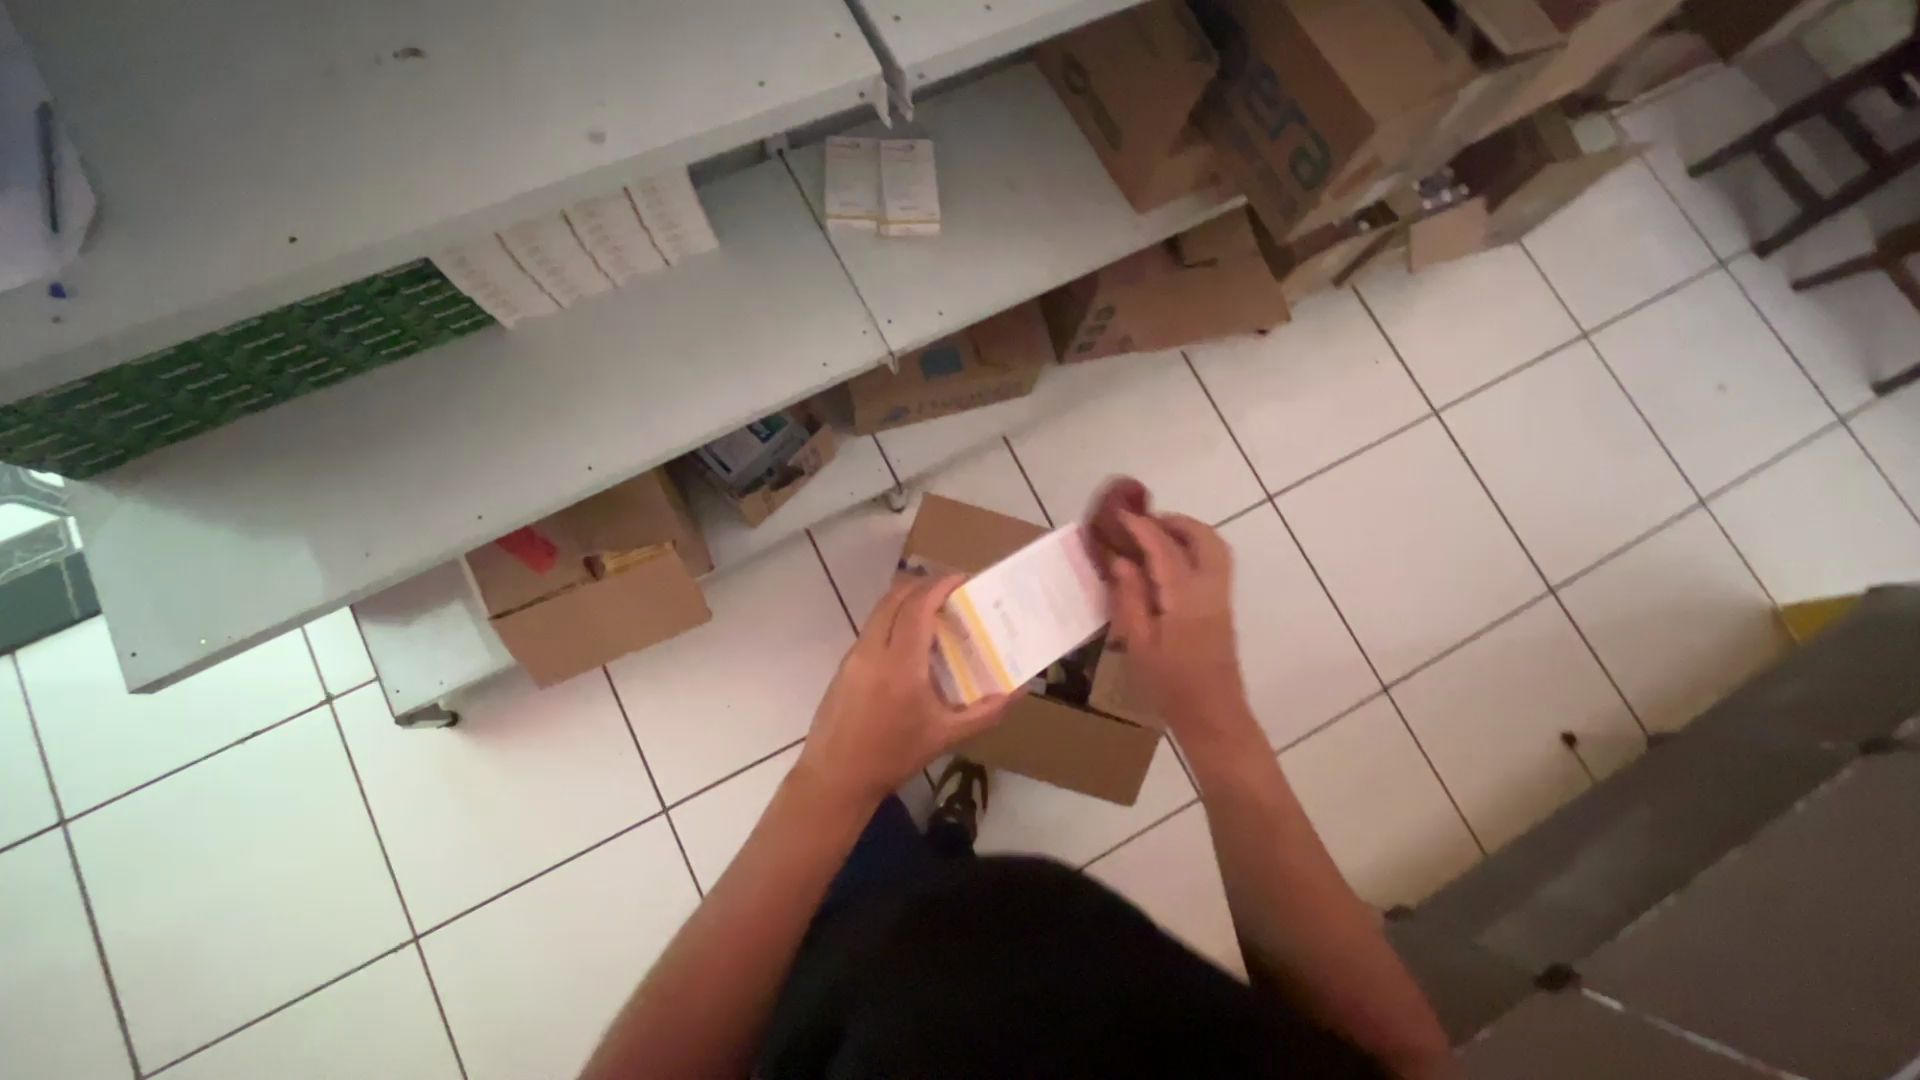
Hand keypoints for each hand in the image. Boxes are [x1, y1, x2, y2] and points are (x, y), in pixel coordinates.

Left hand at [794, 575, 1012, 809]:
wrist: (835, 778)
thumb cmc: (893, 757)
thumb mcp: (945, 736)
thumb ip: (985, 712)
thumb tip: (1018, 691)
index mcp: (901, 666)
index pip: (918, 607)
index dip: (940, 586)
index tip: (963, 579)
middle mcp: (874, 651)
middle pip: (895, 598)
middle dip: (923, 585)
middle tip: (951, 592)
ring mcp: (854, 657)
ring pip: (880, 612)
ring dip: (907, 602)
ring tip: (935, 613)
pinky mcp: (844, 666)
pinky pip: (872, 630)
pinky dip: (893, 622)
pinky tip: (911, 644)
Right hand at [1107, 512, 1252, 740]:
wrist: (1214, 716)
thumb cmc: (1170, 686)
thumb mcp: (1139, 644)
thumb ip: (1130, 598)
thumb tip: (1121, 560)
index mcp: (1186, 597)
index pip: (1164, 548)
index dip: (1141, 527)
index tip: (1119, 514)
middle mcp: (1210, 589)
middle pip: (1203, 538)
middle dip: (1174, 522)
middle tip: (1142, 524)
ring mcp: (1221, 597)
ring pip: (1214, 548)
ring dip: (1187, 534)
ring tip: (1154, 538)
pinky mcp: (1223, 608)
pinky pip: (1214, 563)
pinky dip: (1193, 550)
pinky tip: (1167, 564)